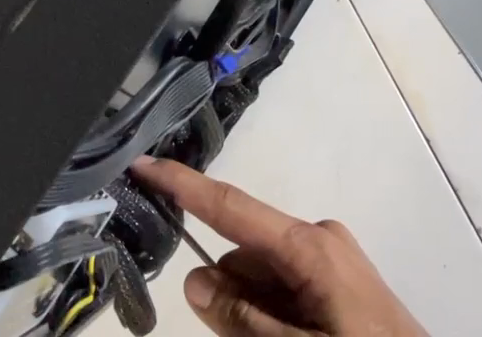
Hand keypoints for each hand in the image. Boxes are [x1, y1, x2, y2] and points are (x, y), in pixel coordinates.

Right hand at [130, 156, 427, 336]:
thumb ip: (242, 318)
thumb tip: (196, 280)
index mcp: (309, 245)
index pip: (230, 206)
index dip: (182, 185)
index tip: (142, 163)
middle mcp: (318, 239)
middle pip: (243, 255)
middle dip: (226, 291)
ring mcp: (330, 260)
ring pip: (261, 279)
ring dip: (250, 312)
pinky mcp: (339, 283)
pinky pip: (285, 290)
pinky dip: (272, 317)